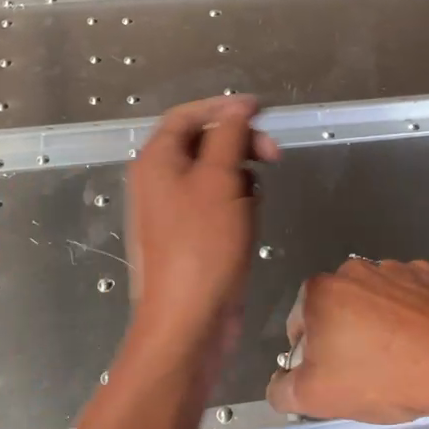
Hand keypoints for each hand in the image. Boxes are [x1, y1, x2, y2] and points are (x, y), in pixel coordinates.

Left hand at [125, 95, 280, 344]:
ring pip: (215, 176)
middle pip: (203, 144)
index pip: (188, 115)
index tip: (262, 111)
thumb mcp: (220, 180)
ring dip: (242, 179)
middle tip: (273, 155)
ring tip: (255, 200)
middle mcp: (158, 182)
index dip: (224, 107)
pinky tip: (249, 224)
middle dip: (240, 144)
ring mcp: (173, 213)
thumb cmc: (202, 247)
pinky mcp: (191, 239)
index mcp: (155, 161)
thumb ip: (230, 135)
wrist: (189, 322)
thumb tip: (238, 106)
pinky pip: (218, 207)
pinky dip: (238, 207)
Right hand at [266, 259, 428, 423]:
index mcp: (320, 291)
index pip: (298, 326)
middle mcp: (354, 271)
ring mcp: (396, 270)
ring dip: (378, 325)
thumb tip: (280, 385)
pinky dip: (412, 317)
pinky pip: (411, 298)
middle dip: (344, 338)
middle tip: (363, 373)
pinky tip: (421, 345)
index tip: (331, 377)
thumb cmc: (381, 377)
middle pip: (337, 310)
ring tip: (396, 361)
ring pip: (375, 302)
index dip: (309, 357)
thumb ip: (282, 391)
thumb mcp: (316, 398)